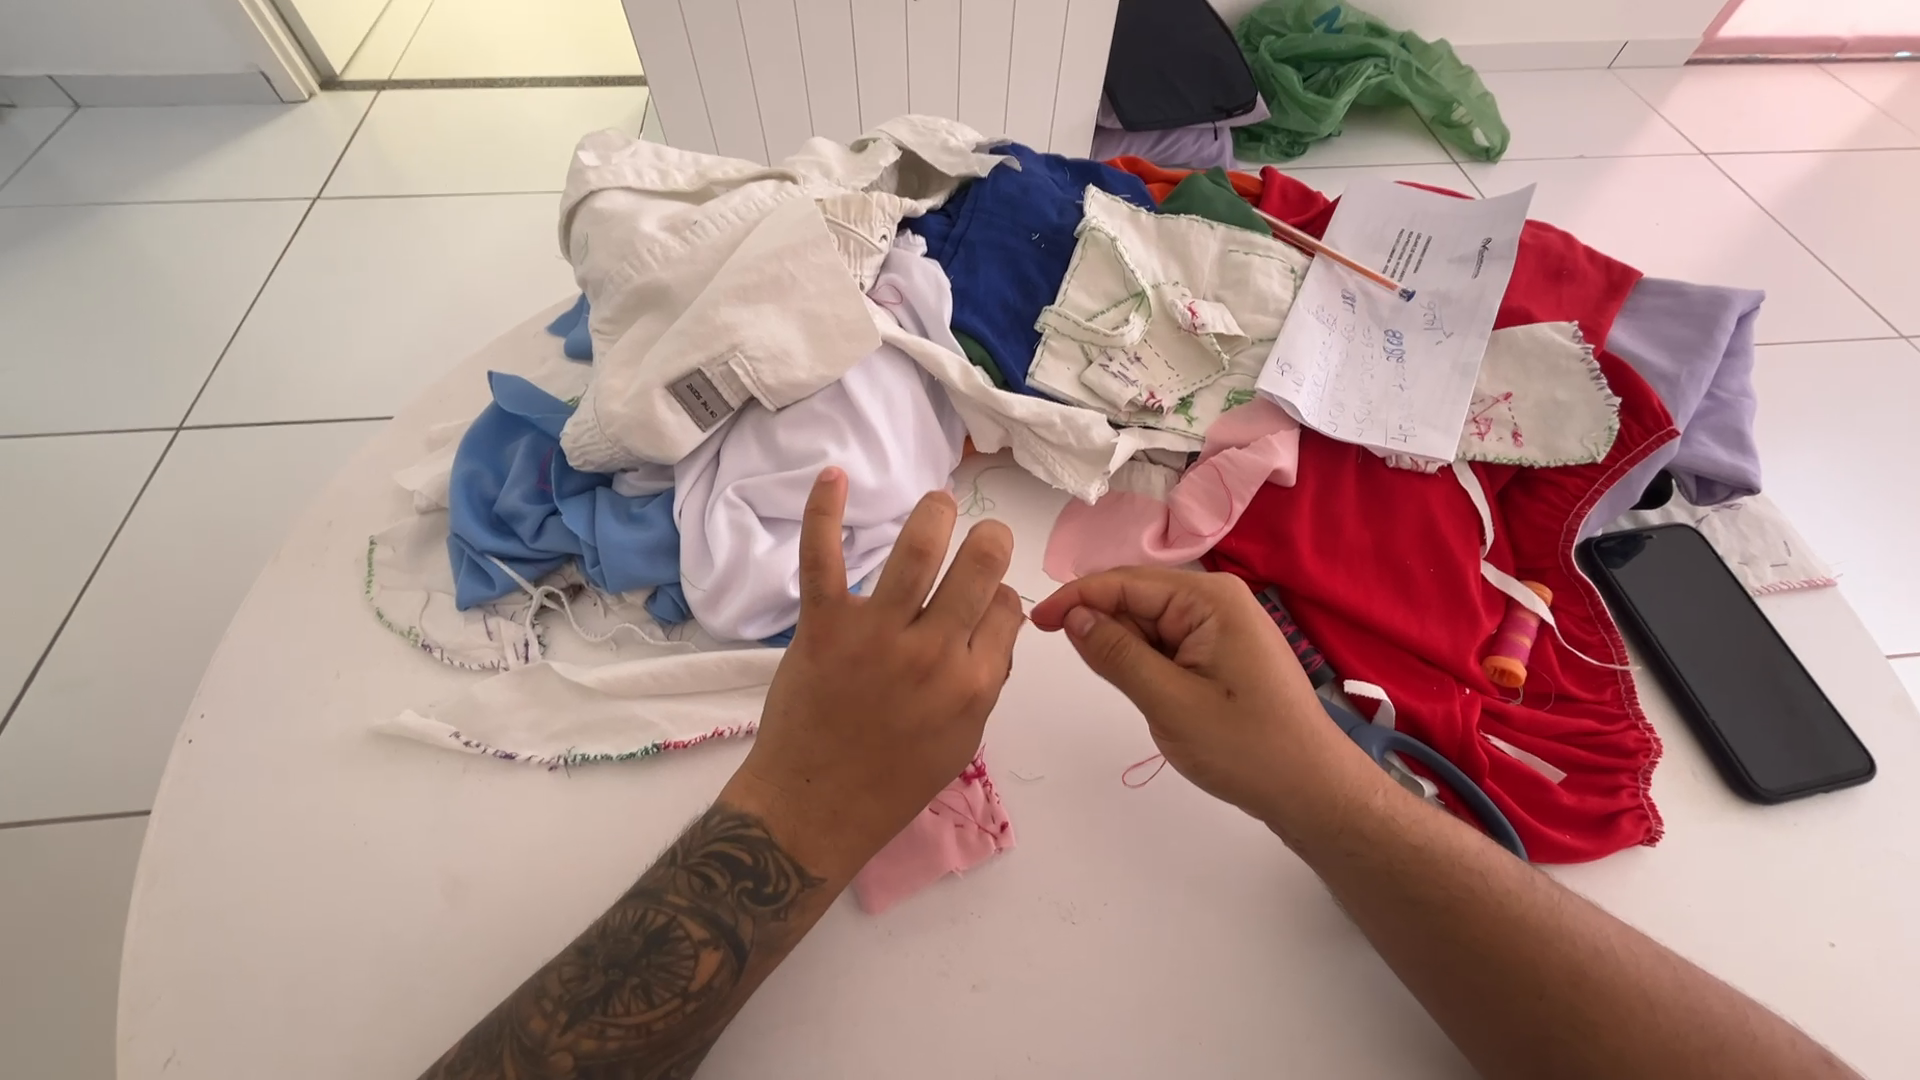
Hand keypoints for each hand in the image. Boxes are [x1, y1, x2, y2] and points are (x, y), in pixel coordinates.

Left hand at [723, 468, 1024, 879]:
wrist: (815, 809)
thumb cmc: (894, 781)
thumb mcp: (965, 739)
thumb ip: (988, 678)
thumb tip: (997, 618)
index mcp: (975, 681)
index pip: (1007, 605)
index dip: (1000, 594)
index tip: (983, 600)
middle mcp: (935, 652)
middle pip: (980, 565)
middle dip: (988, 540)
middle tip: (979, 536)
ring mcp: (878, 635)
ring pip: (919, 550)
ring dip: (936, 514)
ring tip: (938, 503)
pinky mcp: (824, 626)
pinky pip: (823, 559)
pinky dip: (824, 513)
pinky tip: (833, 476)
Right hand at [1031, 567, 1365, 827]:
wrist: (1313, 791)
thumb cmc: (1246, 748)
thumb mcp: (1169, 702)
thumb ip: (1116, 654)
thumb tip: (1072, 616)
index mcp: (1209, 599)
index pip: (1124, 582)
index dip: (1075, 598)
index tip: (1035, 622)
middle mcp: (1216, 600)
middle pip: (1136, 597)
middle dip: (1099, 622)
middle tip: (1070, 660)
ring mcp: (1222, 624)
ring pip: (1148, 621)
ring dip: (1122, 644)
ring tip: (1119, 683)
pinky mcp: (1221, 649)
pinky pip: (1167, 640)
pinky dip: (1143, 658)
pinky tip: (1143, 685)